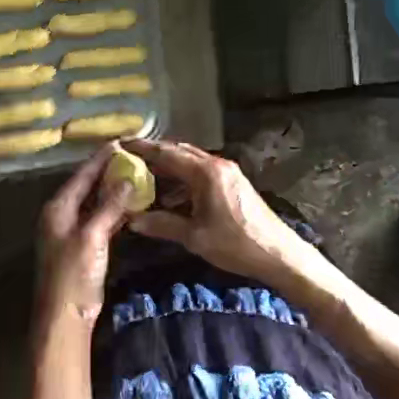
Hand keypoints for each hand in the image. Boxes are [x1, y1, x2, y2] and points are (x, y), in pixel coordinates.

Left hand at [36, 144, 130, 325]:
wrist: (65, 317)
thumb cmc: (74, 274)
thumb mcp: (92, 236)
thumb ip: (109, 206)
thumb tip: (127, 178)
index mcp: (58, 208)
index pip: (82, 175)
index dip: (100, 159)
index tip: (120, 142)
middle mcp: (62, 215)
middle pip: (87, 186)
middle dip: (108, 172)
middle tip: (133, 156)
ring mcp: (72, 231)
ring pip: (94, 203)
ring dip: (113, 191)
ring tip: (137, 175)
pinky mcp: (83, 247)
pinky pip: (99, 220)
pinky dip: (114, 212)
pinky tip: (132, 205)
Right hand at [123, 139, 315, 285]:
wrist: (279, 255)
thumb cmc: (236, 244)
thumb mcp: (195, 237)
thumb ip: (162, 225)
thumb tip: (132, 220)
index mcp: (205, 172)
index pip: (166, 153)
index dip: (141, 148)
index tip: (119, 144)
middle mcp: (216, 164)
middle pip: (178, 151)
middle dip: (152, 154)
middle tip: (127, 157)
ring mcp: (227, 172)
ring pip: (190, 161)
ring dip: (167, 166)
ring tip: (143, 175)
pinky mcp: (232, 182)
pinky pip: (200, 171)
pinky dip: (181, 177)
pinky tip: (169, 193)